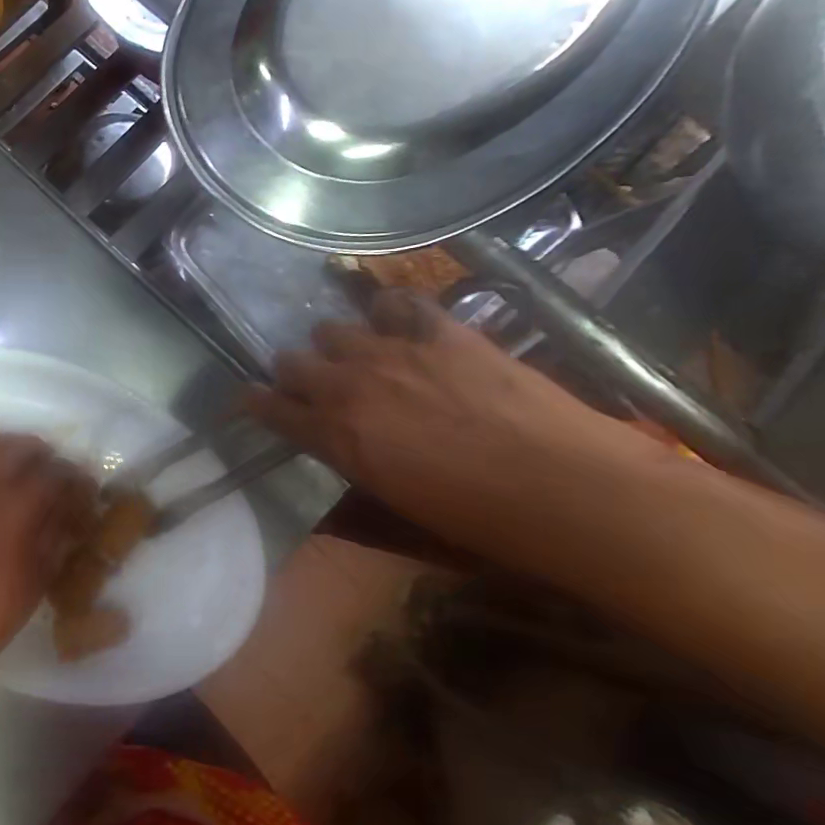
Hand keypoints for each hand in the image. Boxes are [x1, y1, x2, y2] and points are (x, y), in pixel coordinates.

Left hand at [0, 433, 90, 662]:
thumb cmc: (5, 602)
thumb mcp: (44, 567)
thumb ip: (59, 528)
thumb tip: (73, 506)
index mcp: (20, 502)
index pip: (55, 472)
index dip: (75, 476)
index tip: (86, 486)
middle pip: (19, 447)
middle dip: (43, 453)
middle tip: (57, 471)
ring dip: (9, 448)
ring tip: (24, 467)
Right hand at [244, 288, 670, 550]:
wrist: (569, 491)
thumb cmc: (479, 521)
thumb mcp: (395, 504)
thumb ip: (353, 463)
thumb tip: (340, 447)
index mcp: (334, 434)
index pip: (268, 407)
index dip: (257, 402)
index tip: (256, 400)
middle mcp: (348, 385)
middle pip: (291, 360)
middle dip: (296, 372)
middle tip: (318, 385)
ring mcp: (393, 352)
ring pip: (333, 328)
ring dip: (338, 344)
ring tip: (361, 355)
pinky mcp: (442, 333)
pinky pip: (399, 304)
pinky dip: (392, 312)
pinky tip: (401, 323)